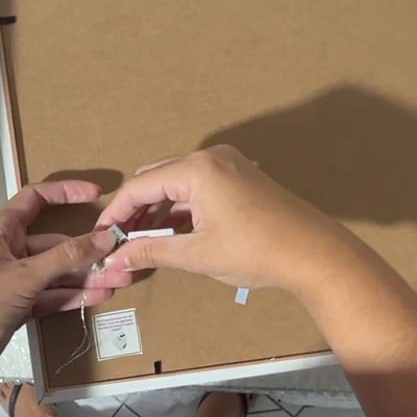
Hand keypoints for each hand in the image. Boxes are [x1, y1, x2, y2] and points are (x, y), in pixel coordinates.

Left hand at [0, 180, 129, 379]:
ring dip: (85, 276)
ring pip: (56, 273)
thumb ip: (65, 258)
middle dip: (87, 250)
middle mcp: (9, 252)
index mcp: (1, 231)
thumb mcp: (23, 276)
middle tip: (121, 256)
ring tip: (120, 280)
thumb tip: (104, 238)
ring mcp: (15, 281)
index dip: (65, 193)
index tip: (96, 194)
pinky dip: (73, 296)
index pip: (35, 199)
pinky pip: (51, 295)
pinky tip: (99, 296)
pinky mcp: (20, 307)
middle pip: (54, 243)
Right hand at [96, 145, 365, 293]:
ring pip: (175, 183)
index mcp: (196, 170)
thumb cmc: (257, 251)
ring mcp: (228, 164)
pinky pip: (197, 186)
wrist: (313, 253)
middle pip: (155, 179)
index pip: (139, 186)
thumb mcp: (196, 254)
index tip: (103, 237)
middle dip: (135, 211)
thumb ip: (152, 251)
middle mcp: (210, 158)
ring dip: (157, 210)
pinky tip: (173, 233)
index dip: (116, 214)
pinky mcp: (240, 177)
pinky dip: (180, 207)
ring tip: (143, 242)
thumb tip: (118, 258)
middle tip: (121, 242)